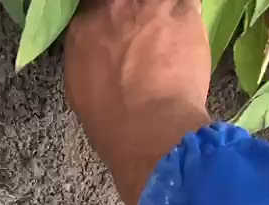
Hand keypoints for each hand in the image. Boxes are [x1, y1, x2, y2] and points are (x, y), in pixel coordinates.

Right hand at [64, 0, 212, 204]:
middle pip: (125, 1)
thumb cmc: (110, 124)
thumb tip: (97, 58)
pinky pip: (187, 6)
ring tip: (166, 45)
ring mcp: (149, 4)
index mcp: (83, 30)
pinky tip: (185, 46)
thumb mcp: (81, 96)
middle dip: (135, 16)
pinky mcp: (183, 9)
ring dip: (161, 17)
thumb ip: (87, 63)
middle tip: (144, 40)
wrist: (149, 128)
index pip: (95, 10)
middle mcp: (113, 7)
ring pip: (158, 2)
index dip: (109, 24)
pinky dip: (187, 23)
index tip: (117, 38)